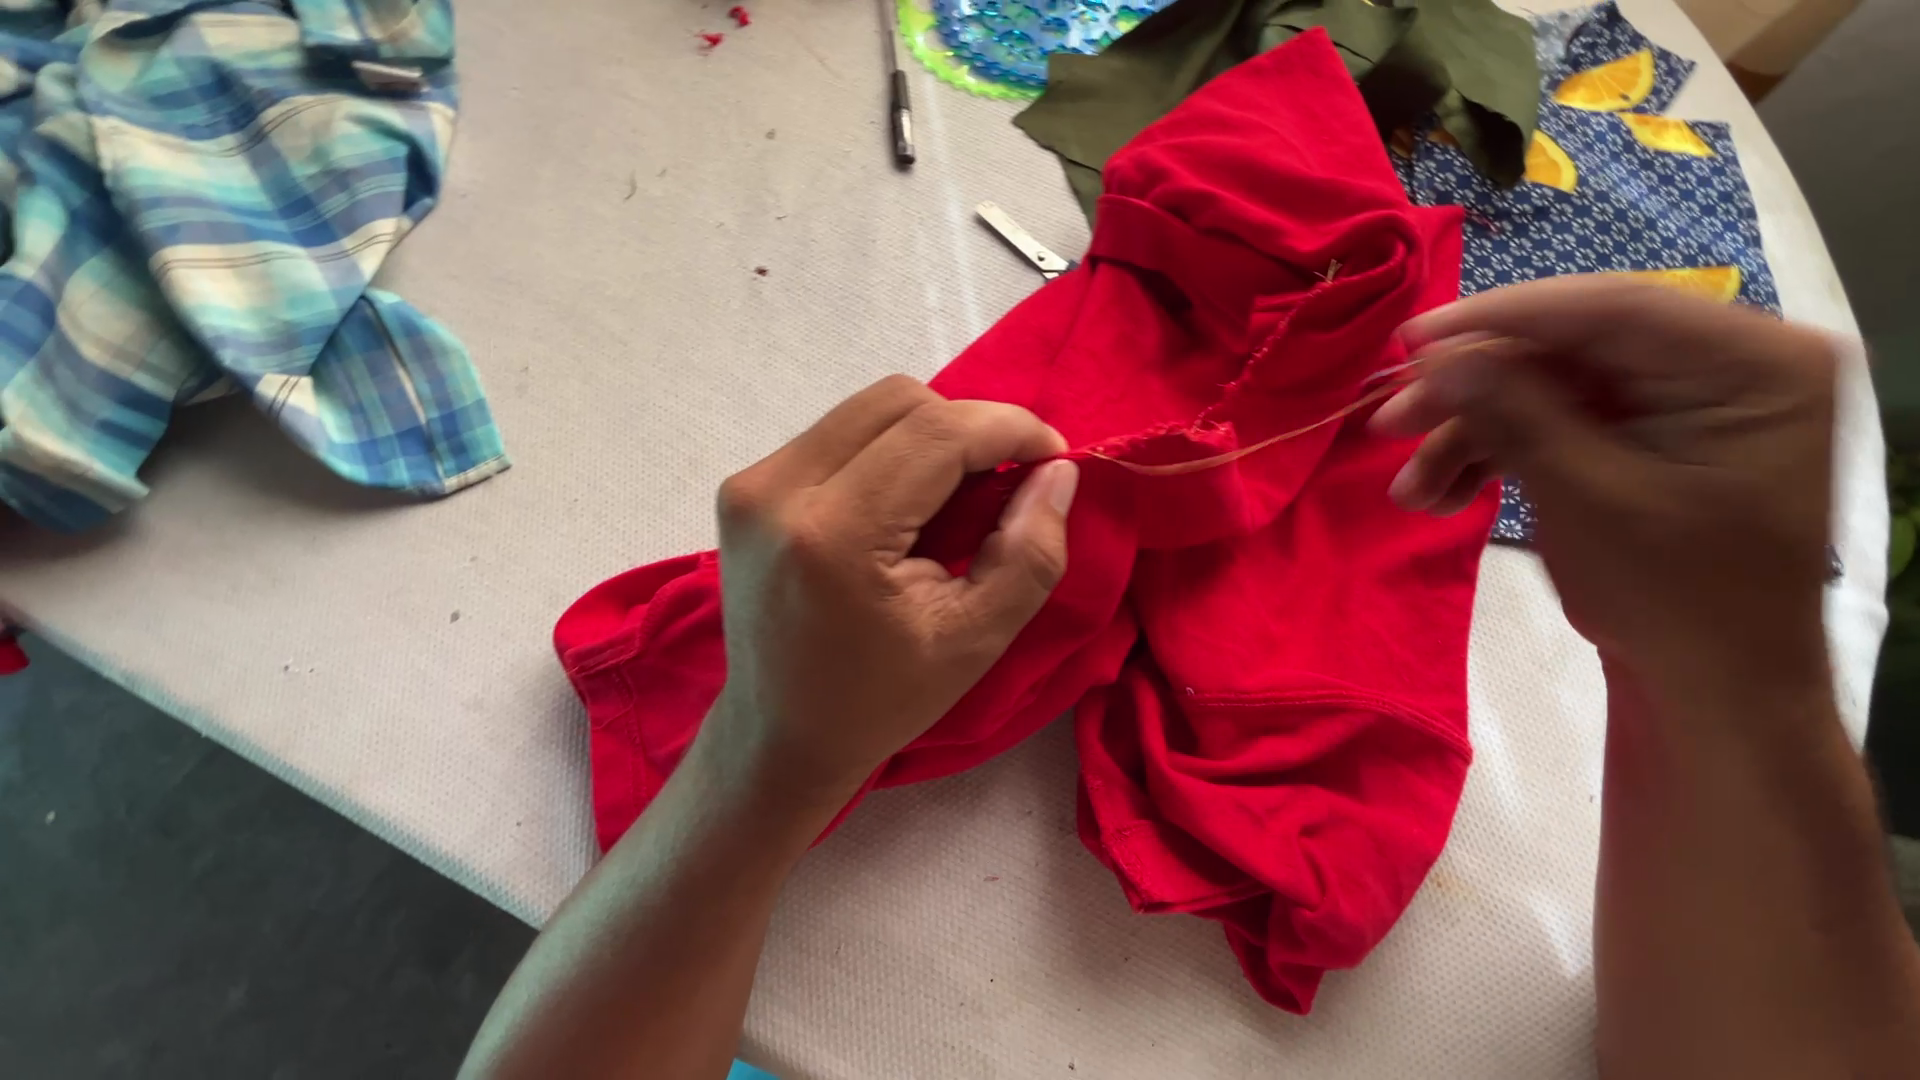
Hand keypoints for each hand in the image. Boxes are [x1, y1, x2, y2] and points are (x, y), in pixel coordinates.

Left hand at [702, 375, 1078, 803]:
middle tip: (1006, 480)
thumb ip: (1031, 552)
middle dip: (970, 428)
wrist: (779, 735)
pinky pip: (838, 433)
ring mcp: (752, 483)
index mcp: (834, 535)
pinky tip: (905, 504)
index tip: (1053, 455)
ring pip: (869, 408)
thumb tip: (1058, 471)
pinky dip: (890, 450)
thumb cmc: (881, 701)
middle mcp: (777, 490)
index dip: (1009, 428)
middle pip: (900, 400)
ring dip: (930, 435)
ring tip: (957, 495)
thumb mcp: (976, 641)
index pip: (937, 431)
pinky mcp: (745, 486)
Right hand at [1371, 276, 1836, 704]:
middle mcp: (1717, 365)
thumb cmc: (1674, 596)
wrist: (1705, 682)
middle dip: (1468, 394)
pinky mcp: (1633, 434)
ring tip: (1411, 494)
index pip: (1611, 310)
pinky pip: (1545, 425)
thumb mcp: (1588, 497)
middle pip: (1563, 353)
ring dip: (1465, 439)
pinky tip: (1440, 497)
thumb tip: (1434, 356)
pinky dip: (1487, 458)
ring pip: (1539, 392)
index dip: (1500, 317)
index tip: (1409, 340)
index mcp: (1751, 363)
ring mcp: (1672, 401)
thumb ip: (1513, 413)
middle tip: (1389, 425)